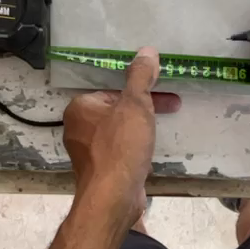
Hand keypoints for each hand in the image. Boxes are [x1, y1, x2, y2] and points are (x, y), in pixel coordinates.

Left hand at [62, 48, 180, 227]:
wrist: (113, 197)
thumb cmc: (121, 147)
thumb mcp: (135, 105)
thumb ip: (141, 77)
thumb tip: (147, 51)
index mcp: (80, 108)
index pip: (112, 90)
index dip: (140, 90)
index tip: (162, 93)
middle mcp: (77, 129)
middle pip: (116, 111)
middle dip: (144, 110)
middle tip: (171, 107)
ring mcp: (87, 154)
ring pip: (118, 133)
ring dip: (140, 131)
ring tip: (159, 133)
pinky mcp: (99, 173)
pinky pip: (118, 154)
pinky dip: (134, 151)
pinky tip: (147, 157)